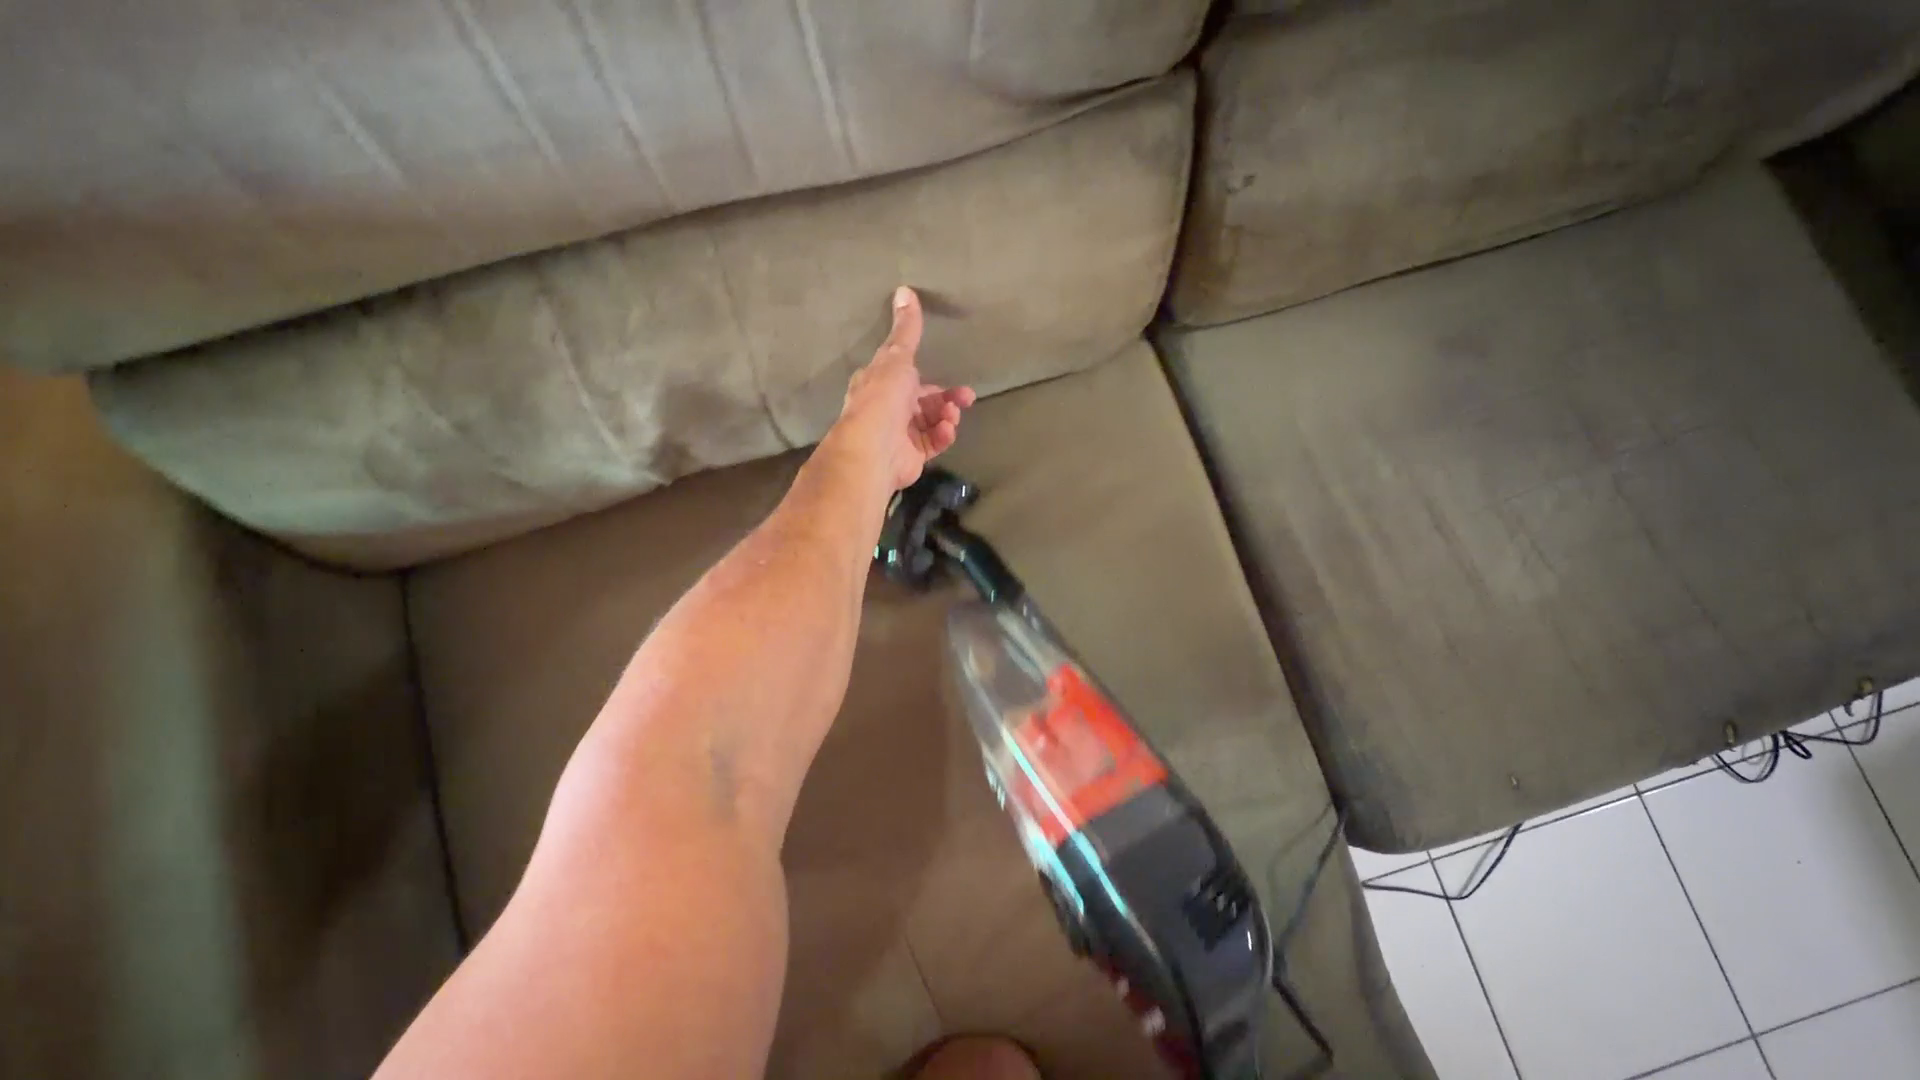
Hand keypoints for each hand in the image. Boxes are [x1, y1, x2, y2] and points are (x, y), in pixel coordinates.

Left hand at [831, 286, 975, 491]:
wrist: (874, 449)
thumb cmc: (883, 398)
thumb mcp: (897, 357)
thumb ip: (907, 328)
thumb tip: (904, 289)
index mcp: (879, 383)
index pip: (907, 376)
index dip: (927, 375)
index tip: (950, 373)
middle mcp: (888, 408)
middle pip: (925, 400)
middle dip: (947, 398)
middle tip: (966, 398)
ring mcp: (899, 434)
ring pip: (931, 421)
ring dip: (946, 416)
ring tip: (951, 418)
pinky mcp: (911, 455)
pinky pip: (932, 442)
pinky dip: (942, 436)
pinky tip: (946, 431)